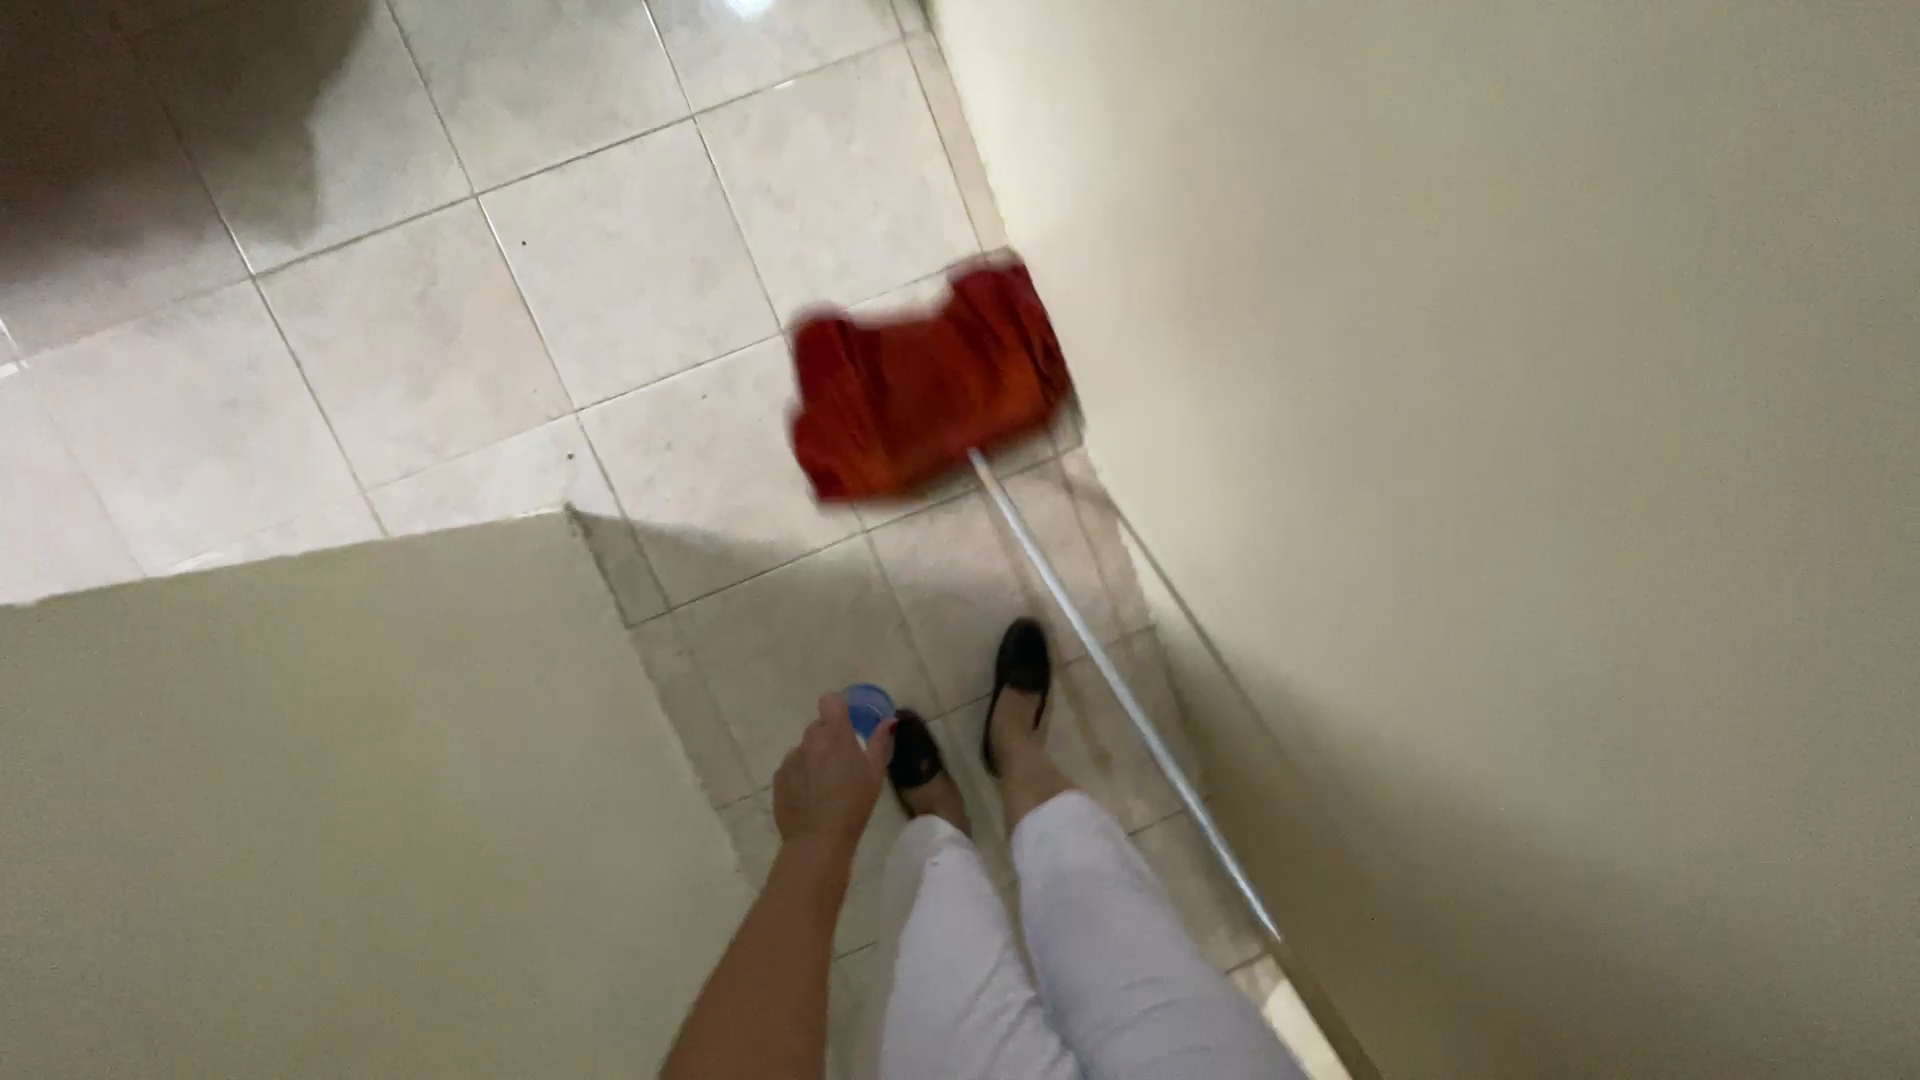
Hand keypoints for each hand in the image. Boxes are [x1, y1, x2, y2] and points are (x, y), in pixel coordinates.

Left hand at [773, 693, 896, 861]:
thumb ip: (880, 743)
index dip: (837, 708)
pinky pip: (792, 765)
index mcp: (836, 736)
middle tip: (840, 762)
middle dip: (828, 737)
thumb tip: (888, 721)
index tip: (845, 722)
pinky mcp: (779, 776)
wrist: (817, 840)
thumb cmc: (854, 806)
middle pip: (818, 726)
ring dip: (813, 756)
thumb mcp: (874, 775)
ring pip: (804, 747)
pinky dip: (800, 774)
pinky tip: (809, 796)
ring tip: (823, 784)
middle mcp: (810, 741)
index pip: (830, 701)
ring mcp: (791, 758)